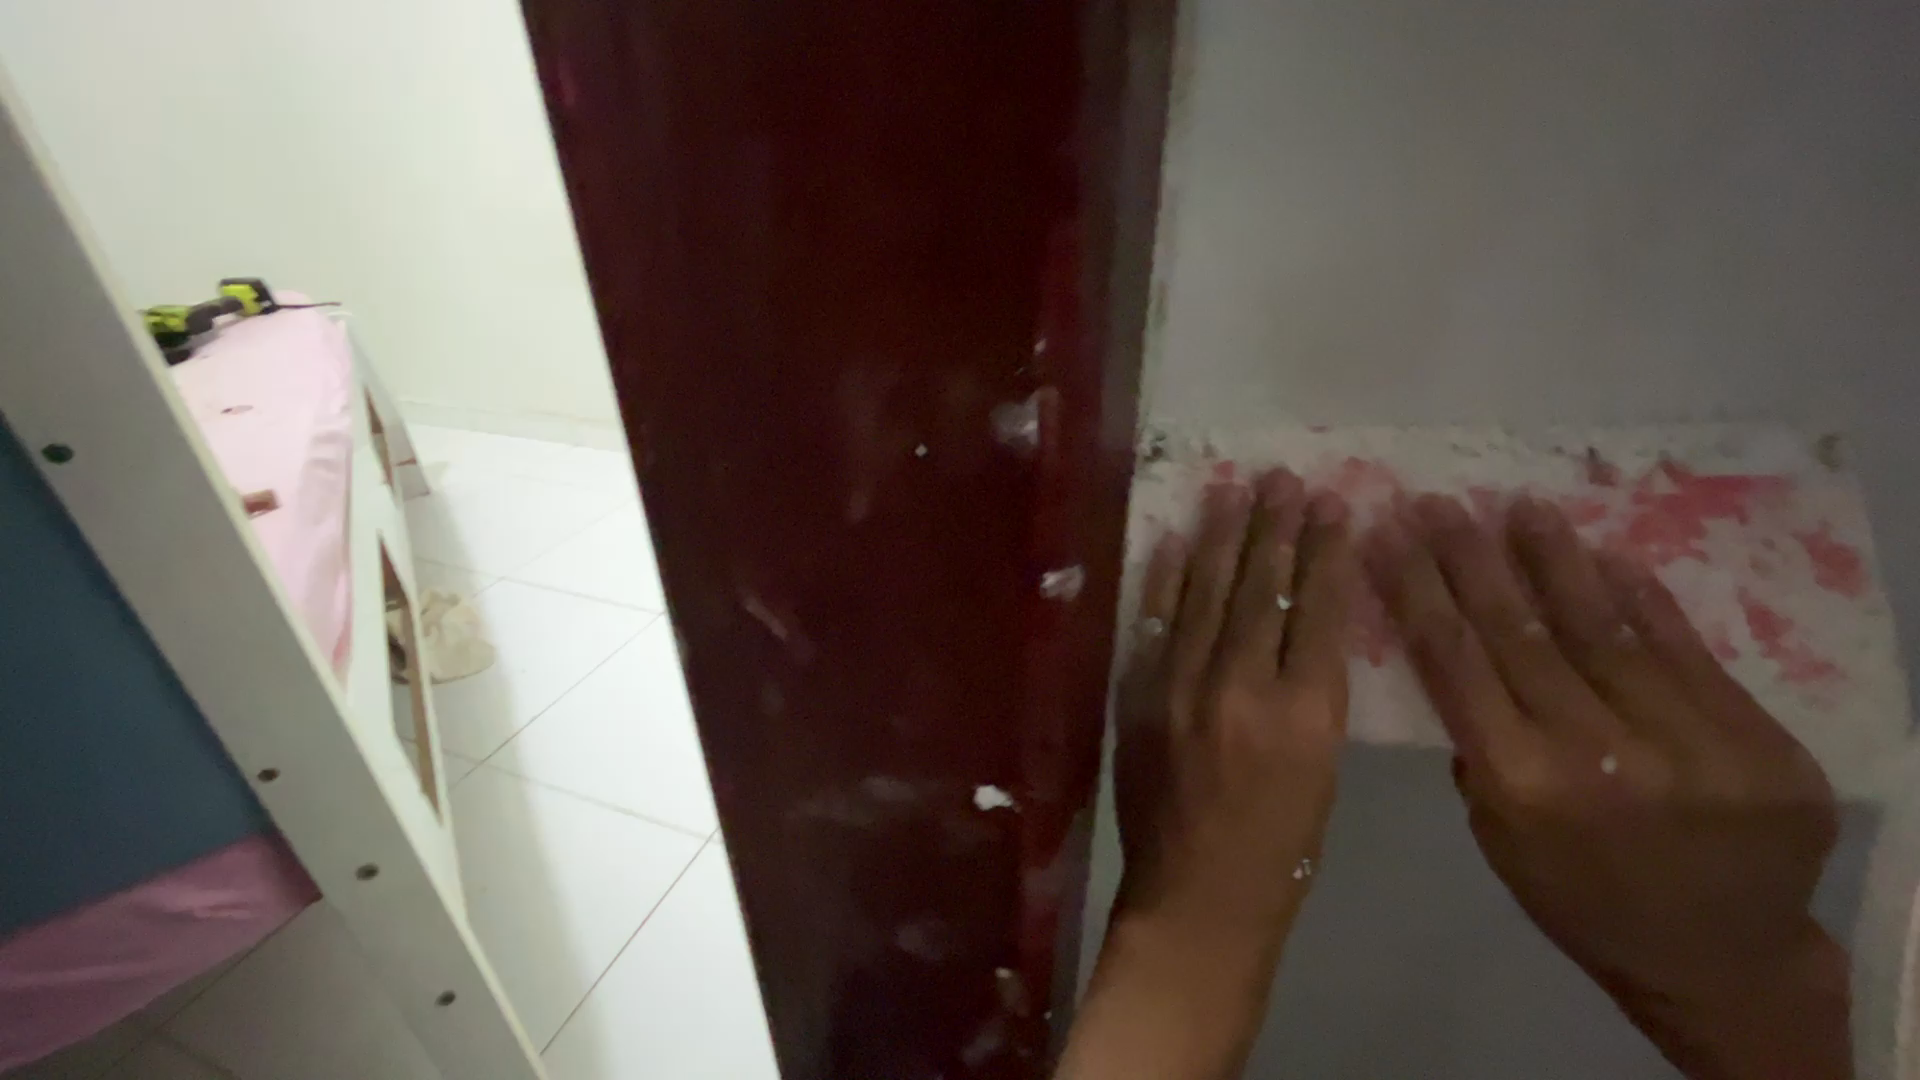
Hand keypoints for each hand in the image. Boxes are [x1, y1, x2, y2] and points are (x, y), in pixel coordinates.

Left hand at [1113, 470, 1356, 941]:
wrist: (1196, 892)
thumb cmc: (1282, 845)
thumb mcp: (1323, 766)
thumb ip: (1311, 690)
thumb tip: (1301, 618)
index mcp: (1306, 713)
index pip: (1318, 608)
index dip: (1326, 551)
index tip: (1334, 506)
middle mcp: (1241, 686)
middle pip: (1262, 588)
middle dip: (1275, 527)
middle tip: (1283, 479)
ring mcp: (1181, 685)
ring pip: (1208, 593)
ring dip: (1223, 536)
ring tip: (1237, 489)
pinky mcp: (1139, 693)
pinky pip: (1156, 621)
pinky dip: (1168, 578)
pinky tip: (1180, 539)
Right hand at [1371, 493, 1849, 1079]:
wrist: (1718, 958)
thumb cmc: (1573, 893)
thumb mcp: (1493, 828)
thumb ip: (1477, 739)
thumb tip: (1462, 648)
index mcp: (1518, 781)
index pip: (1453, 659)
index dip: (1416, 588)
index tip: (1388, 534)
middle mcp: (1597, 755)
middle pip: (1516, 631)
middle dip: (1468, 558)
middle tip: (1439, 502)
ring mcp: (1689, 745)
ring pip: (1601, 629)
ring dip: (1552, 559)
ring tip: (1519, 506)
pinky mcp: (1760, 743)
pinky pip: (1686, 652)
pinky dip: (1640, 598)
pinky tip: (1603, 553)